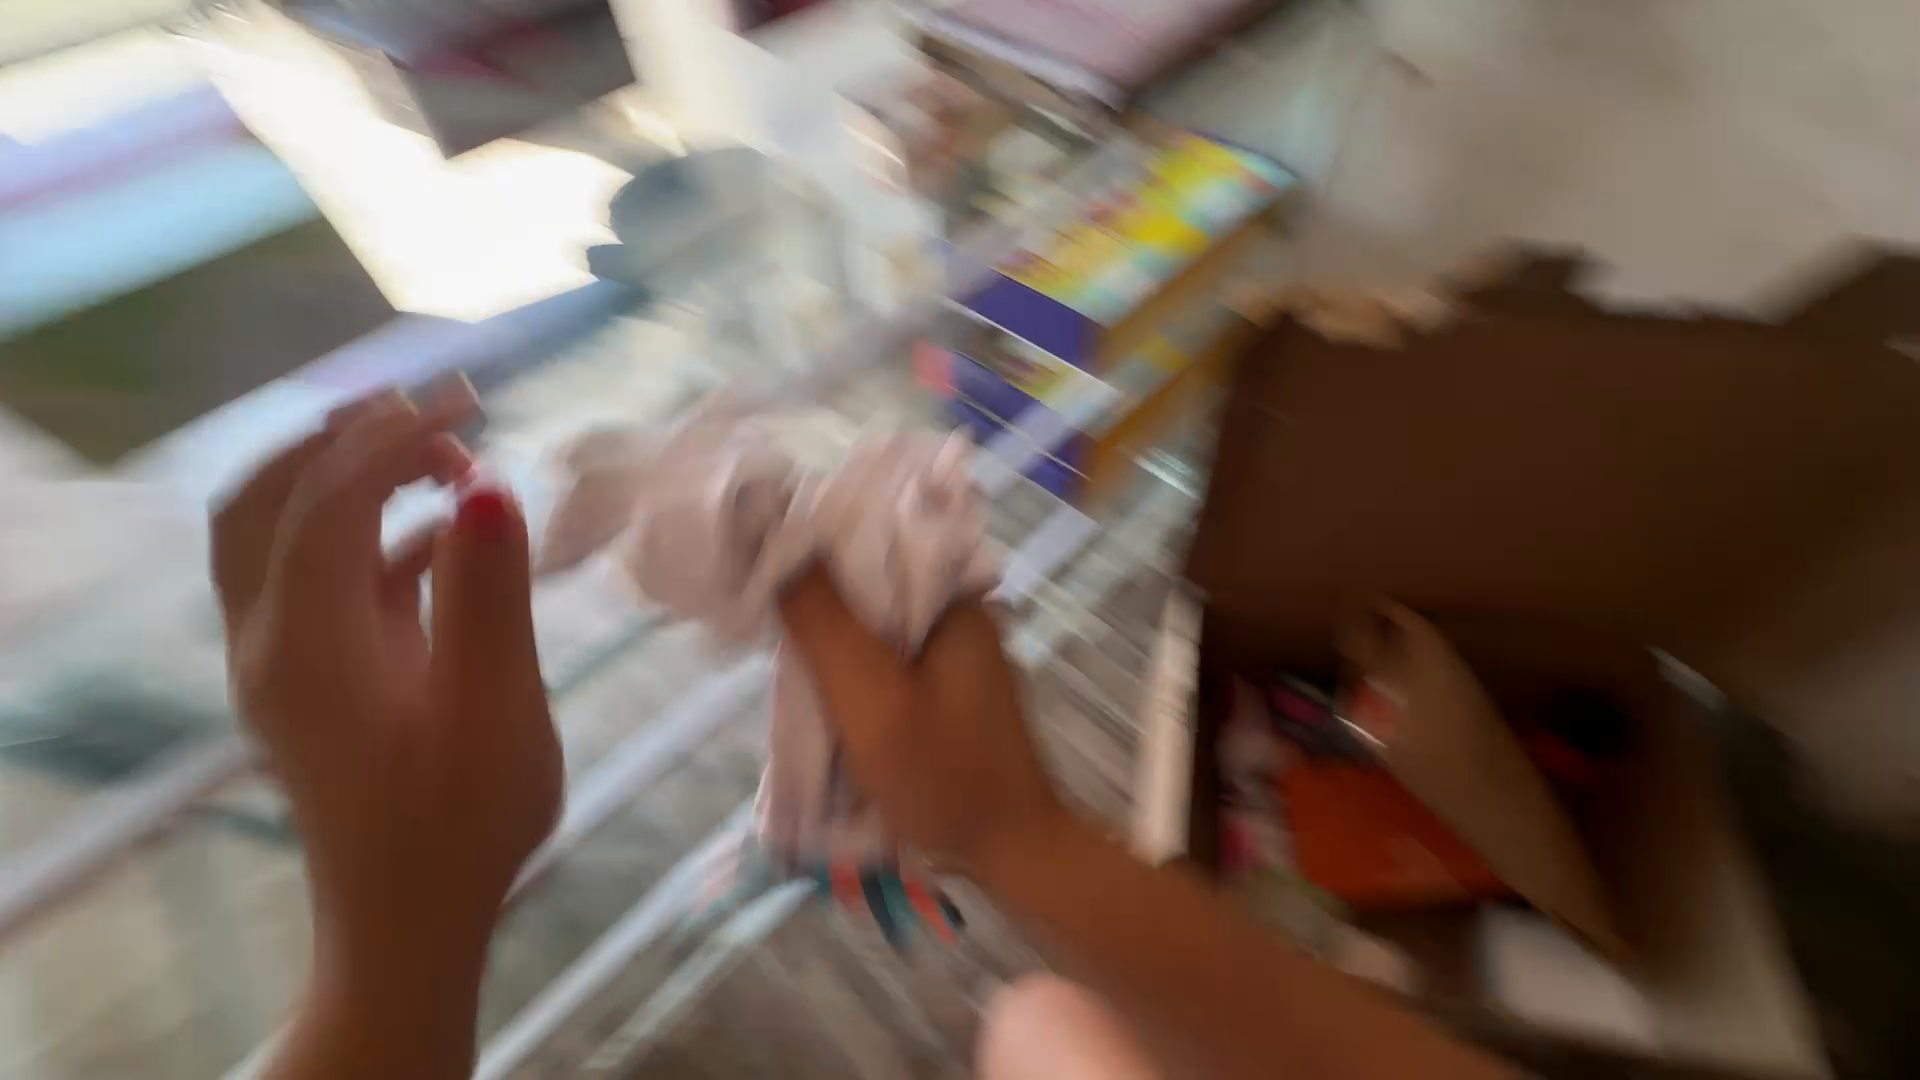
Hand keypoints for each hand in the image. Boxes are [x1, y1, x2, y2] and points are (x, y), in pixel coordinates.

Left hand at [211, 384, 561, 967]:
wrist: (414, 913)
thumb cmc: (467, 814)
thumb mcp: (495, 702)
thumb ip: (487, 592)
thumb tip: (488, 485)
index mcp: (308, 640)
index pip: (329, 500)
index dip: (392, 435)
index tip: (468, 397)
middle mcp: (273, 638)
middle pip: (267, 501)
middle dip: (345, 436)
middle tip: (433, 405)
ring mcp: (290, 660)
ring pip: (284, 535)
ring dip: (349, 477)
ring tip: (438, 452)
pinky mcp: (321, 677)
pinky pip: (328, 578)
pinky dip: (376, 531)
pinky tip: (445, 528)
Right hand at [778, 566, 1068, 879]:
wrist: (1010, 849)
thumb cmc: (943, 774)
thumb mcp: (871, 697)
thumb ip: (824, 623)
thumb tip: (782, 547)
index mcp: (954, 600)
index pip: (875, 547)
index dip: (815, 556)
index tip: (767, 574)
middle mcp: (963, 614)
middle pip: (876, 587)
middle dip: (824, 602)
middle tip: (773, 623)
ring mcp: (962, 651)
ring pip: (881, 625)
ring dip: (839, 639)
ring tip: (794, 655)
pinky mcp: (954, 684)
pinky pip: (895, 657)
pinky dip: (861, 666)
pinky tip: (832, 686)